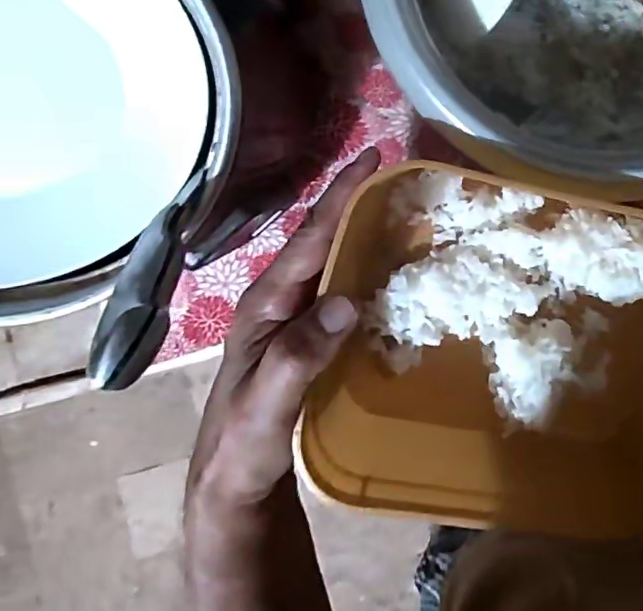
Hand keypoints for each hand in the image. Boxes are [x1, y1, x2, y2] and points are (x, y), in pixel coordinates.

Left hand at [185, 148, 379, 610]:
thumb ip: (299, 356)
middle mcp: (283, 297)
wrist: (233, 485)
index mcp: (267, 302)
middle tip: (403, 176)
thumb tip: (348, 300)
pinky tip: (398, 267)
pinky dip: (371, 265)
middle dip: (358, 201)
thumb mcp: (265, 408)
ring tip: (409, 208)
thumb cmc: (242, 447)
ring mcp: (298, 315)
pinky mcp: (313, 333)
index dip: (342, 195)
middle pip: (324, 237)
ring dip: (368, 229)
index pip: (310, 236)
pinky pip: (346, 285)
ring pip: (336, 258)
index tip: (372, 158)